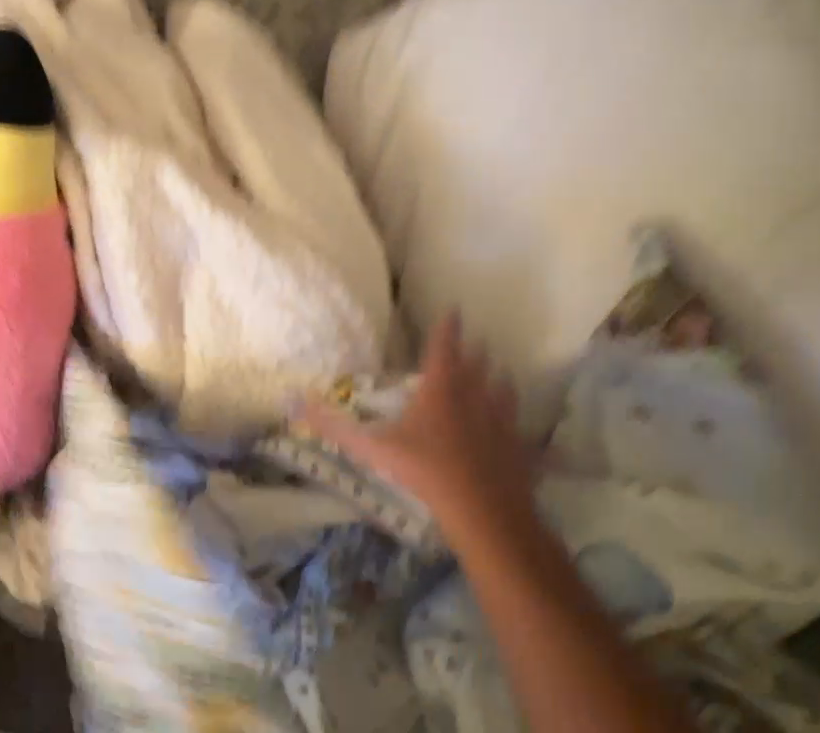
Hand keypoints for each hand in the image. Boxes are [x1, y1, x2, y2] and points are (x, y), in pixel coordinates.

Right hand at [303, 314, 536, 530]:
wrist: (484, 511)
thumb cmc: (424, 470)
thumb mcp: (370, 447)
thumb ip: (331, 424)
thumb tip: (291, 400)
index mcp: (440, 391)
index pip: (443, 349)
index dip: (447, 329)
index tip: (455, 309)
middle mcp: (475, 399)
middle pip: (478, 367)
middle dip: (475, 352)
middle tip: (476, 341)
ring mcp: (502, 424)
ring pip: (504, 393)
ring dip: (500, 380)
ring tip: (501, 373)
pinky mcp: (520, 451)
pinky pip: (523, 432)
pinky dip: (522, 427)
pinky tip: (528, 433)